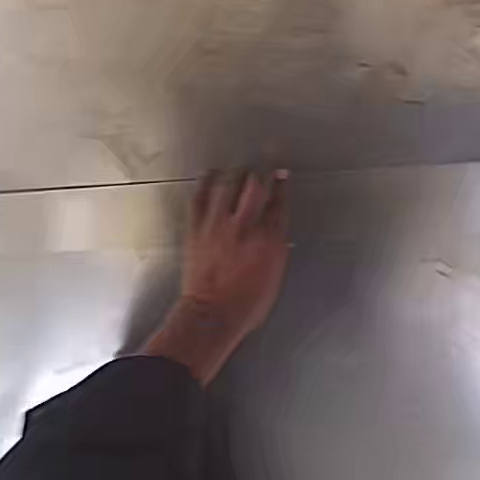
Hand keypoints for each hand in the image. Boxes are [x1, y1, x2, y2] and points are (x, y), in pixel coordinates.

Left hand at [141, 169, 290, 384]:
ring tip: (238, 167)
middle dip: (259, 173)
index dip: (282, 185)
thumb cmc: (245, 304)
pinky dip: (206, 182)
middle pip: (254, 185)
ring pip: (227, 184)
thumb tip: (277, 235)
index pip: (279, 202)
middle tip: (261, 165)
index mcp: (269, 239)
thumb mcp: (274, 276)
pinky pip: (200, 196)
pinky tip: (209, 175)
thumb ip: (276, 248)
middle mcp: (245, 227)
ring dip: (235, 172)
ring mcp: (218, 224)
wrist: (213, 314)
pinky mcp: (197, 227)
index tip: (282, 176)